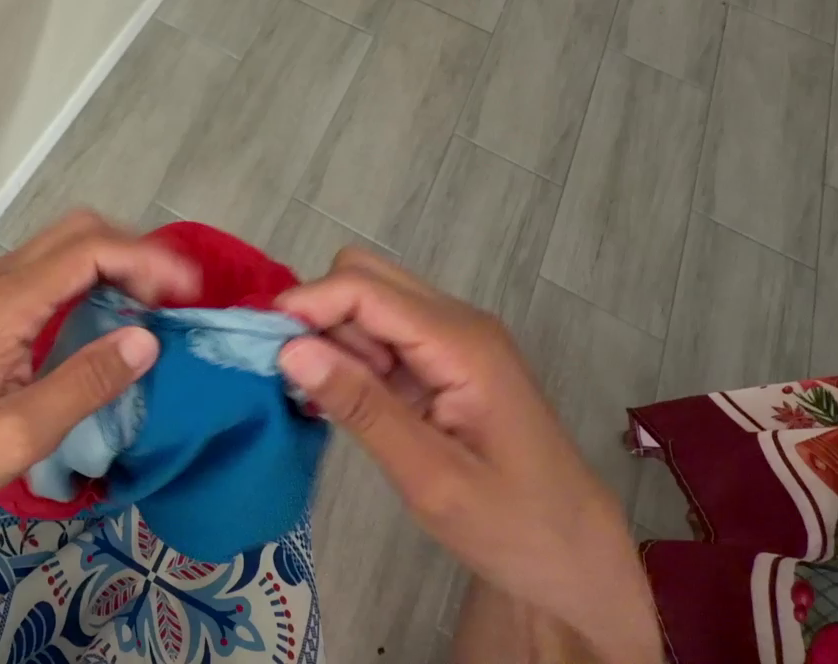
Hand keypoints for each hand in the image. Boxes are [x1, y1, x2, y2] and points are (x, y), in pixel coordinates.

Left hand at [0, 212, 198, 529]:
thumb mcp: (27, 432)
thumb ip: (87, 382)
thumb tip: (148, 338)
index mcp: (7, 303)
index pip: (87, 251)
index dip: (144, 259)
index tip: (187, 289)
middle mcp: (0, 279)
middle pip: (78, 231)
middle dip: (134, 250)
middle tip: (173, 296)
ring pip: (65, 242)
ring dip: (115, 257)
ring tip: (155, 299)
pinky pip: (52, 265)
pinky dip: (93, 272)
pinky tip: (115, 306)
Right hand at [275, 249, 660, 663]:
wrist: (575, 560)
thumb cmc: (511, 525)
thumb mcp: (430, 478)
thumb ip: (360, 407)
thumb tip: (288, 348)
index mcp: (462, 343)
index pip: (363, 287)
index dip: (306, 303)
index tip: (263, 345)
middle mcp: (456, 323)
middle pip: (363, 276)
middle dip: (318, 313)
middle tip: (302, 374)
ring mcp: (450, 337)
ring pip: (365, 298)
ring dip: (332, 335)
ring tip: (333, 398)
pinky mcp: (440, 357)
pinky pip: (377, 329)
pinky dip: (349, 353)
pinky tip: (351, 400)